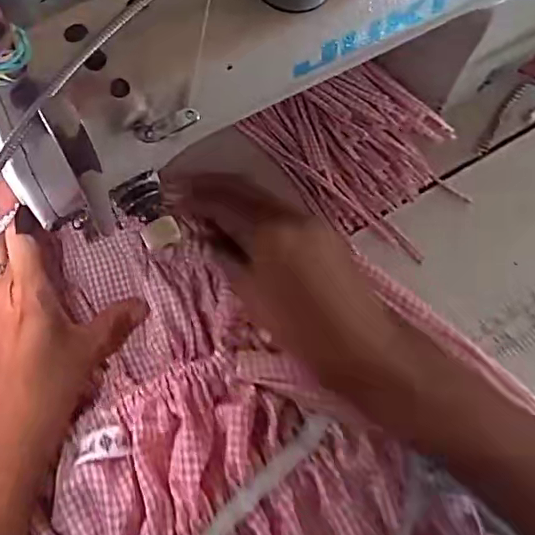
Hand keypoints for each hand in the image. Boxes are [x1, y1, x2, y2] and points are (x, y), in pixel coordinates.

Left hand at [0, 220, 147, 471]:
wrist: (2, 441)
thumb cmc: (45, 391)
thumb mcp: (86, 354)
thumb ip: (113, 323)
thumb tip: (140, 305)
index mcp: (26, 290)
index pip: (15, 234)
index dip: (14, 204)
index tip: (13, 177)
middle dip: (4, 217)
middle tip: (20, 198)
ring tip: (15, 232)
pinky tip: (7, 278)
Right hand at [167, 173, 417, 405]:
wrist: (367, 348)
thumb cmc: (303, 332)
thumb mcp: (253, 297)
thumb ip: (226, 257)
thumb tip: (205, 235)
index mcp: (268, 229)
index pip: (221, 201)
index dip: (191, 196)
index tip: (167, 194)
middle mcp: (289, 213)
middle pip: (240, 187)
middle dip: (207, 186)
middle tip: (179, 189)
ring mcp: (308, 218)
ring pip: (259, 196)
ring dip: (229, 195)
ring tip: (202, 204)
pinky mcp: (321, 230)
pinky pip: (276, 209)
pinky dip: (251, 209)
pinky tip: (238, 222)